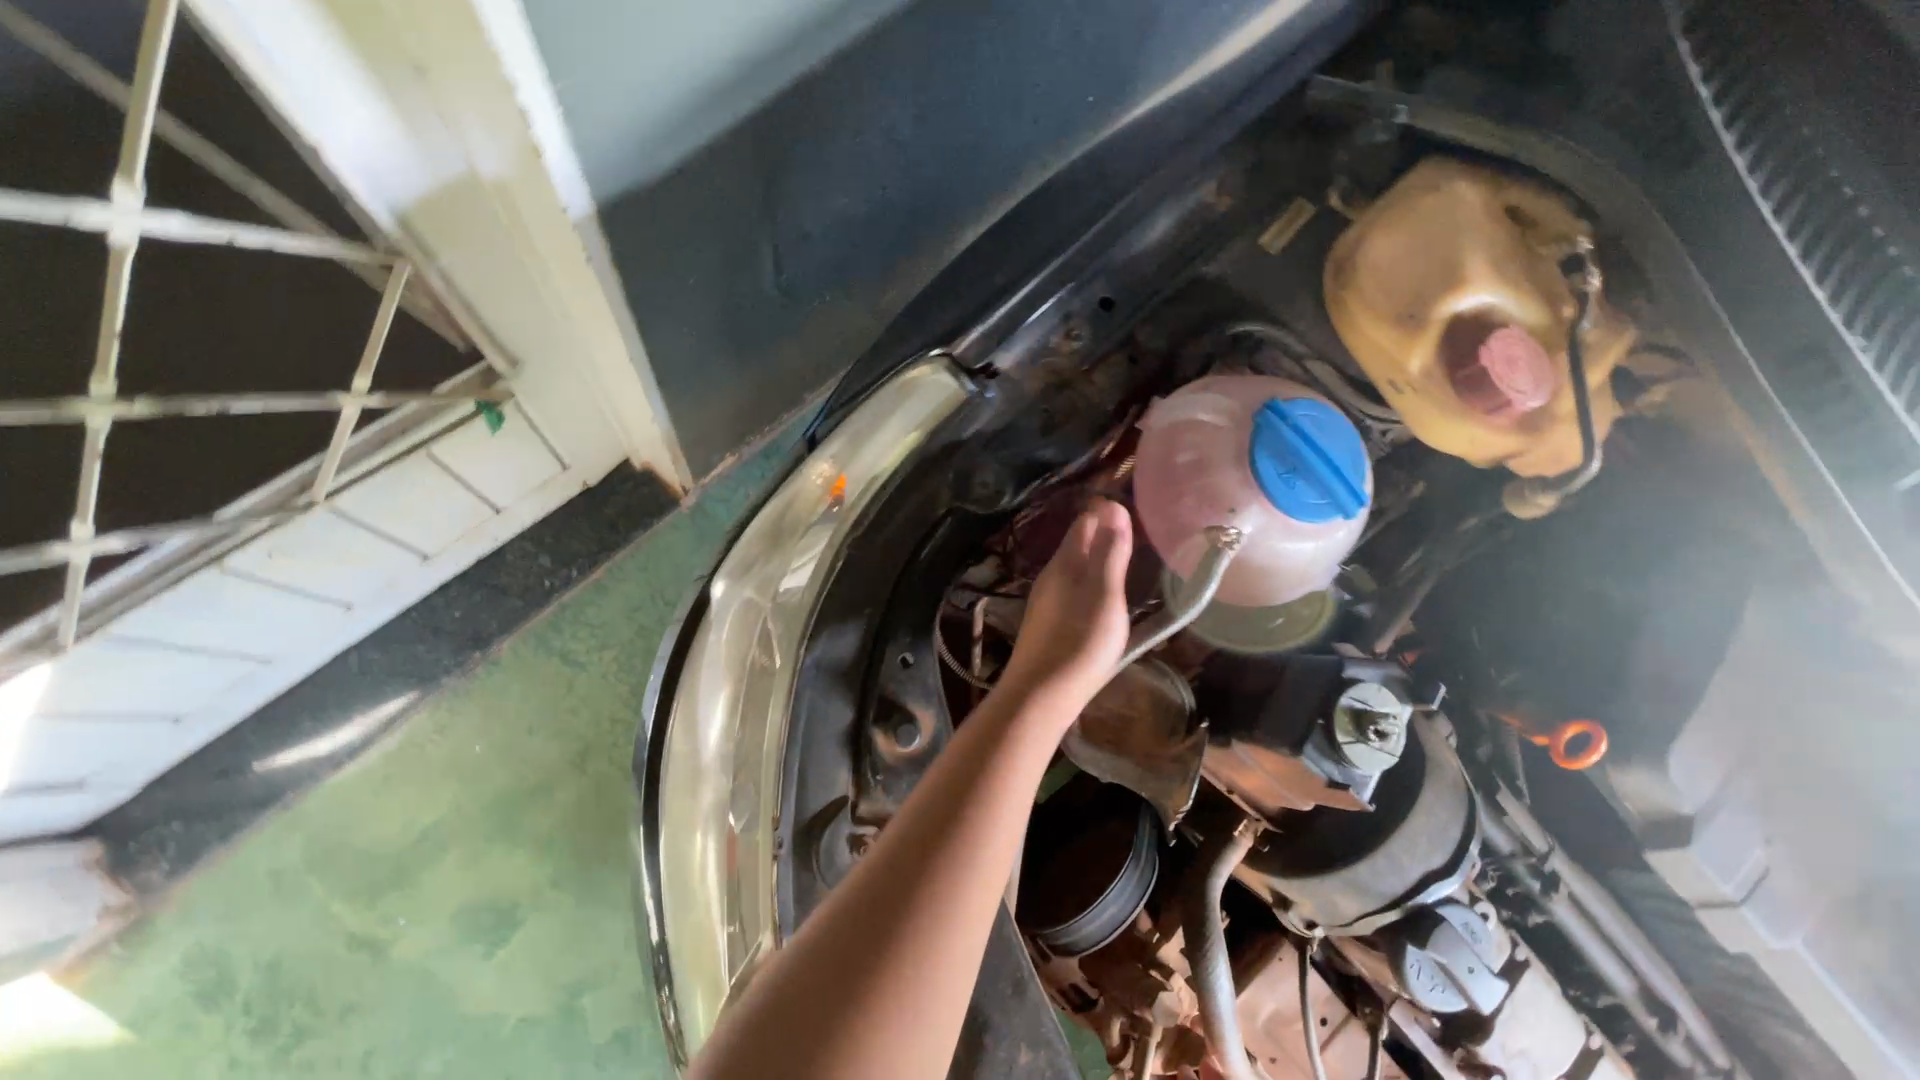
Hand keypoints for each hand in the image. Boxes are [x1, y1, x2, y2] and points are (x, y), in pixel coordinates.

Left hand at [997, 498, 1133, 716]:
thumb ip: (1110, 552)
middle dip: (1103, 531)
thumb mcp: (1105, 594)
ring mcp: (1046, 601)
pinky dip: (1089, 582)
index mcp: (1065, 563)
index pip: (1085, 521)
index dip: (1107, 510)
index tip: (1135, 506)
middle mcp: (1050, 576)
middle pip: (1077, 543)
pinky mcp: (1047, 624)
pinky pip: (1072, 589)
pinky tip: (1101, 596)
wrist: (1040, 695)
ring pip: (1073, 568)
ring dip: (1096, 558)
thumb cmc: (1080, 642)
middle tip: (1136, 529)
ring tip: (1125, 559)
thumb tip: (1112, 506)